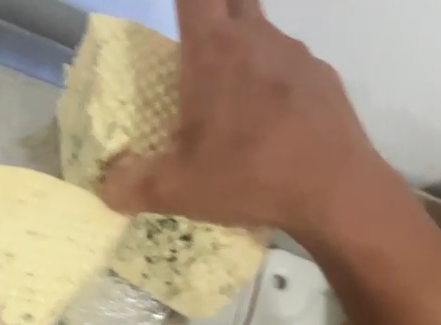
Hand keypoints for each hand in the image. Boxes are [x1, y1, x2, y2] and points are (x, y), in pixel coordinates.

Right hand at [101, 0, 394, 239]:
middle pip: (233, 0)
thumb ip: (133, 186)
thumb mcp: (177, 190)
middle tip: (199, 44)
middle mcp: (257, 39)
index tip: (177, 8)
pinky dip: (274, 91)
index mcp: (214, 51)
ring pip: (263, 39)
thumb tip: (106, 188)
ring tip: (232, 110)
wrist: (333, 188)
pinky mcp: (324, 81)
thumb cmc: (247, 175)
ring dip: (244, 59)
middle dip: (214, 11)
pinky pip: (291, 73)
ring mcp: (297, 56)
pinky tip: (271, 132)